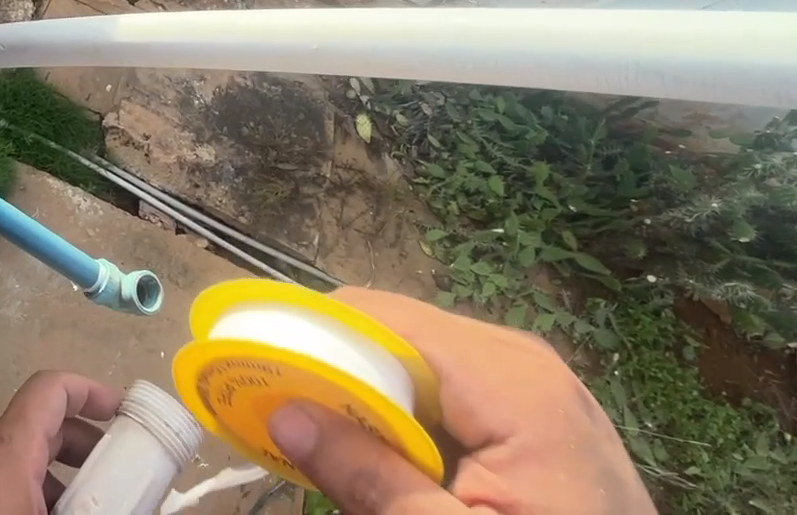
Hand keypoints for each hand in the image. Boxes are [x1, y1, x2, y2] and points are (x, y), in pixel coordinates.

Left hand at [0, 370, 119, 514]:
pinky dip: (30, 495)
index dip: (91, 391)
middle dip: (84, 444)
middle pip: (38, 424)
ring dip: (59, 476)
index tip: (126, 417)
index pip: (51, 390)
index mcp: (5, 450)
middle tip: (120, 476)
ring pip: (18, 459)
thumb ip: (93, 510)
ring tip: (91, 511)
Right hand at [266, 288, 654, 513]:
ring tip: (338, 440)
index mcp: (510, 378)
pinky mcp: (533, 403)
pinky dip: (406, 408)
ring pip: (413, 354)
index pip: (381, 317)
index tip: (264, 369)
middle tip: (295, 417)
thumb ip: (370, 480)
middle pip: (394, 330)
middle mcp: (520, 356)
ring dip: (369, 391)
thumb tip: (281, 414)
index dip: (316, 336)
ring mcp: (531, 377)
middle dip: (339, 368)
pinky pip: (445, 380)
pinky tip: (396, 455)